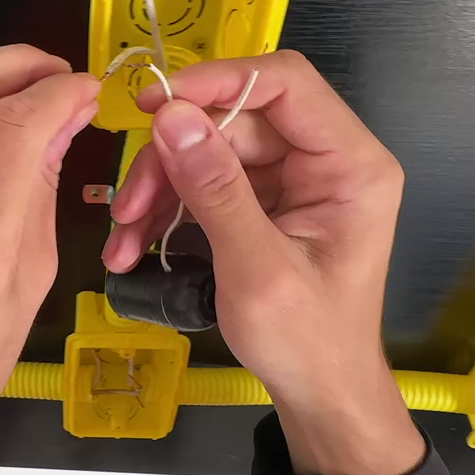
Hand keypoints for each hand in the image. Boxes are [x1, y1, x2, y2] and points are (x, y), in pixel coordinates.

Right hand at [101, 51, 421, 474]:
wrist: (317, 394)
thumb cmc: (306, 341)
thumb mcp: (256, 269)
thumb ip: (215, 190)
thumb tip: (171, 116)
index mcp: (349, 165)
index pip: (285, 84)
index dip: (218, 80)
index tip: (155, 104)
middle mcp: (320, 160)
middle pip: (231, 122)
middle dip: (171, 160)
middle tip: (129, 205)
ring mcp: (286, 181)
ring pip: (205, 151)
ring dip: (157, 190)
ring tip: (125, 237)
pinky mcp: (257, 202)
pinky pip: (200, 184)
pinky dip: (164, 211)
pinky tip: (133, 246)